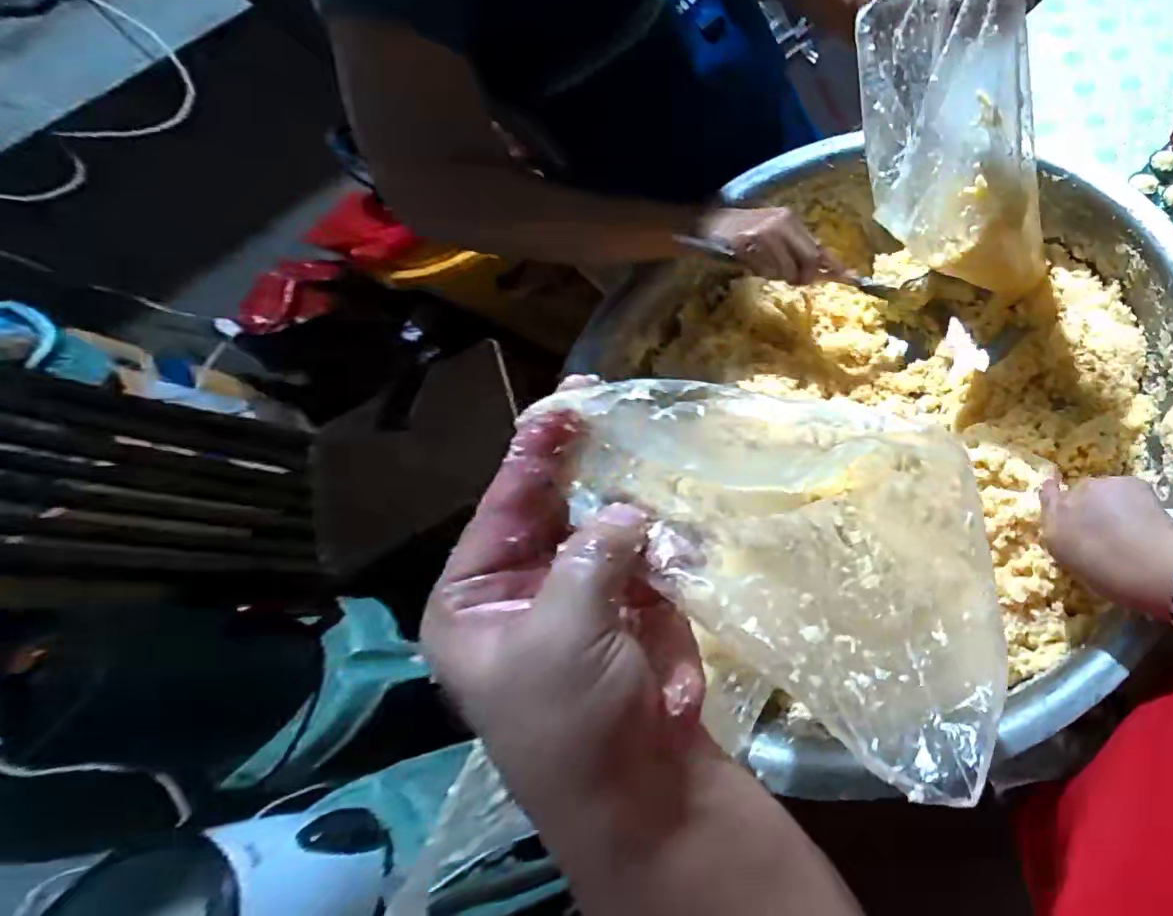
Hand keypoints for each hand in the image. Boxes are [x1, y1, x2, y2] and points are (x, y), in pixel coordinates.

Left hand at [420, 409, 708, 832]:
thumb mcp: (564, 635)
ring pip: (612, 522)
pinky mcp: (640, 598)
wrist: (639, 780)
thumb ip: (592, 559)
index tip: (561, 405)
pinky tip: (681, 525)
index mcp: (479, 598)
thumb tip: (630, 508)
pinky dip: (669, 535)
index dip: (532, 456)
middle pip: (557, 505)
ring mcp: (591, 588)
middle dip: (580, 460)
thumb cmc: (571, 716)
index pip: (504, 510)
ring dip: (633, 496)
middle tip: (599, 403)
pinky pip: (653, 550)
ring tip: (646, 448)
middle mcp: (530, 585)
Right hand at [698, 206, 844, 284]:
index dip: (836, 266)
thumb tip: (832, 271)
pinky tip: (750, 261)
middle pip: (810, 262)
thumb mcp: (777, 238)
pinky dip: (761, 273)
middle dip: (803, 277)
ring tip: (763, 264)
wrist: (707, 225)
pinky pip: (767, 271)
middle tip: (790, 278)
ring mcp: (765, 232)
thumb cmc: (745, 235)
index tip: (853, 279)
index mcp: (791, 220)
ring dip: (777, 275)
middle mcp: (782, 222)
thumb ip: (801, 252)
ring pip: (788, 271)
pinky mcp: (749, 242)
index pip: (819, 248)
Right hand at [1039, 476, 1172, 616]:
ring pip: (1102, 490)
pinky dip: (1132, 499)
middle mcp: (1071, 500)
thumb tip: (1080, 534)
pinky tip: (1145, 518)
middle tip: (1107, 526)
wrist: (1153, 565)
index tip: (1061, 495)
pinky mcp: (1126, 480)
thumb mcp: (1080, 567)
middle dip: (1088, 505)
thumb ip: (1072, 542)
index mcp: (1055, 529)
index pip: (1047, 497)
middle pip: (1077, 494)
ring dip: (1110, 502)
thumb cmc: (1114, 580)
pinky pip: (1125, 488)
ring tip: (1130, 524)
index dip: (1055, 494)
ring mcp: (1099, 486)